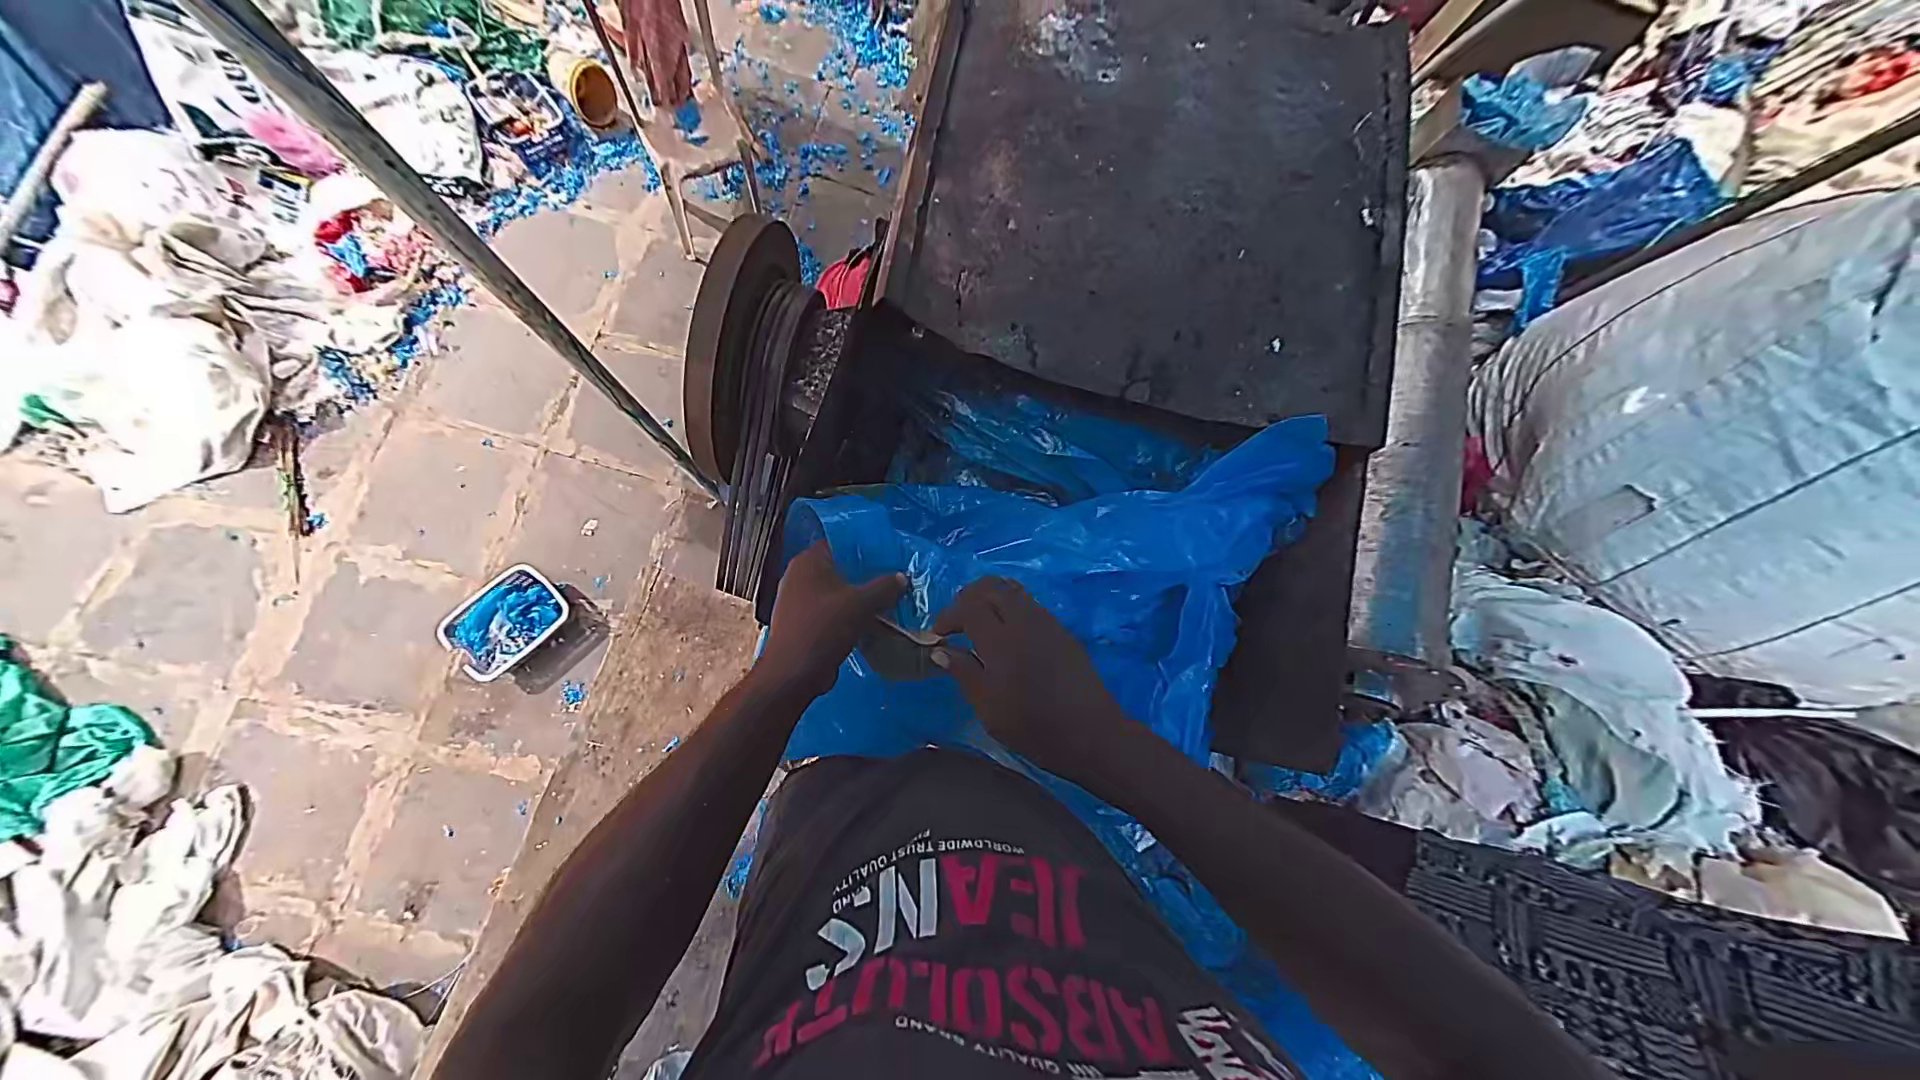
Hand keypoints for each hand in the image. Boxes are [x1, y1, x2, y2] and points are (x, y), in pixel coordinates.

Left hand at [758, 541, 907, 696]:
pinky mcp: (805, 622)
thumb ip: (884, 587)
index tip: (890, 552)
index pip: (840, 542)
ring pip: (838, 591)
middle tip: (895, 576)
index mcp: (808, 562)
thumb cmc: (823, 629)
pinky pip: (834, 610)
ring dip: (861, 596)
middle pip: (841, 567)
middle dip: (867, 573)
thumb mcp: (861, 604)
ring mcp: (800, 601)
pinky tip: (873, 619)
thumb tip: (902, 578)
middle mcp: (800, 576)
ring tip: (889, 598)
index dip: (866, 546)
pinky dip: (851, 613)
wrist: (794, 674)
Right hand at [931, 577, 1145, 790]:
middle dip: (968, 598)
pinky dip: (1011, 608)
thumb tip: (940, 650)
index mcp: (1002, 640)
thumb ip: (964, 672)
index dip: (948, 616)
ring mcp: (1048, 623)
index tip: (937, 635)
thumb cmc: (1033, 727)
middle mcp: (1025, 621)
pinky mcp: (1062, 631)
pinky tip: (1007, 636)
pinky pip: (1030, 605)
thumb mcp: (988, 707)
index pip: (968, 607)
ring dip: (991, 599)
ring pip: (1013, 591)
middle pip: (991, 587)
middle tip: (957, 622)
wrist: (1091, 734)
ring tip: (980, 625)